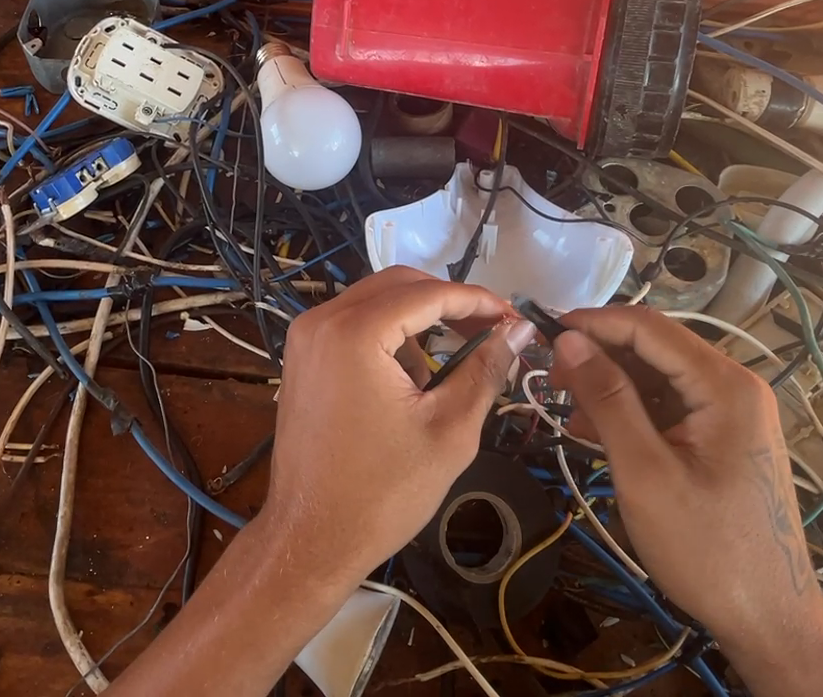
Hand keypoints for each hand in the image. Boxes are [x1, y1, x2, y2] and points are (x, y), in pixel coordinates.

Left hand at [261, 266, 534, 585]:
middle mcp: (322, 320)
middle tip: (492, 330)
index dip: (477, 300)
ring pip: (375, 301)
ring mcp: (306, 337)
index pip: (427, 293)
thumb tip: (520, 330)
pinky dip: (388, 336)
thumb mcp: (449, 429)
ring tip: (453, 363)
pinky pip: (354, 324)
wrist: (312, 538)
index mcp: (354, 332)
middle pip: (398, 285)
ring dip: (418, 319)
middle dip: (448, 302)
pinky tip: (411, 379)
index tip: (515, 316)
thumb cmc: (383, 491)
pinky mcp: (303, 356)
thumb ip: (486, 368)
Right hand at [551, 306, 822, 696]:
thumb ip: (607, 398)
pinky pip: (668, 405)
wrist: (770, 622)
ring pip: (656, 375)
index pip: (648, 328)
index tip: (542, 333)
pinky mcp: (722, 437)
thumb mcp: (645, 471)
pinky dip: (630, 410)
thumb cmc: (706, 548)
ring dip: (610, 384)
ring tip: (567, 408)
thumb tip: (567, 339)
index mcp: (725, 386)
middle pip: (654, 347)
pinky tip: (595, 431)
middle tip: (550, 377)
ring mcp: (732, 413)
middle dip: (599, 354)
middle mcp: (734, 387)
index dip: (592, 323)